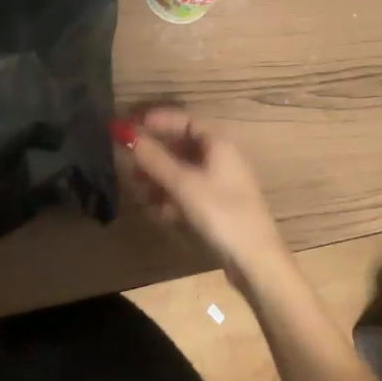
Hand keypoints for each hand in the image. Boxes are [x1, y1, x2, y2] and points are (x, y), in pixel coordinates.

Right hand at [119, 107, 289, 285]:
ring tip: (140, 191)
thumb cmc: (221, 213)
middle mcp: (222, 158)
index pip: (185, 120)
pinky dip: (173, 197)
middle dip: (155, 154)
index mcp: (219, 144)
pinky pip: (189, 193)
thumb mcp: (183, 184)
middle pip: (183, 146)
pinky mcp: (218, 207)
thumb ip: (154, 159)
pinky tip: (160, 212)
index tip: (131, 125)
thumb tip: (126, 134)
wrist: (255, 260)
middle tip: (130, 162)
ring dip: (161, 178)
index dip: (158, 120)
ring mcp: (221, 184)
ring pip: (184, 172)